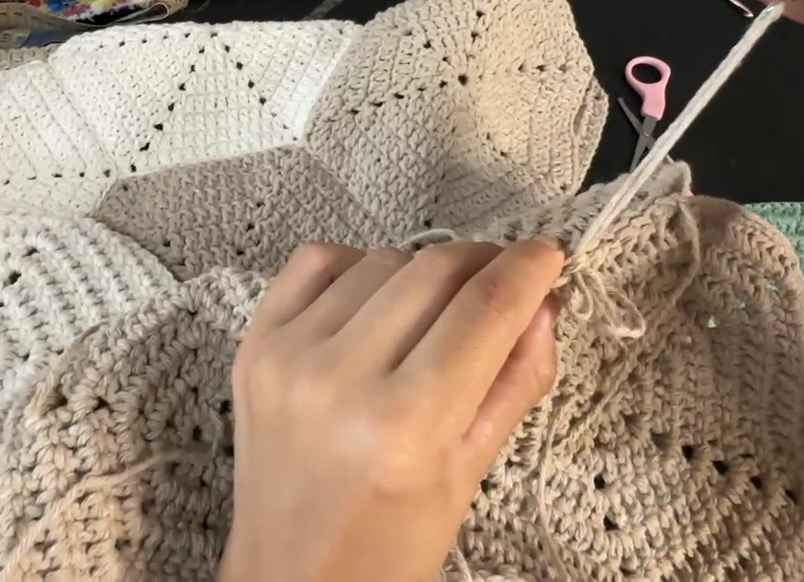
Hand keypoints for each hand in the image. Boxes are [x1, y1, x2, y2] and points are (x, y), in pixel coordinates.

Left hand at [221, 239, 562, 581]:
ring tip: (432, 311)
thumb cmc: (394, 542)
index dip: (528, 269)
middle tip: (502, 277)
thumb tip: (546, 300)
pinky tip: (374, 299)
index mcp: (406, 426)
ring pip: (383, 259)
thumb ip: (519, 378)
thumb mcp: (473, 471)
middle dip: (483, 262)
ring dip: (423, 271)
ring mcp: (288, 354)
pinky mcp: (254, 340)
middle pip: (435, 270)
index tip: (548, 254)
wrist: (291, 580)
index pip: (485, 310)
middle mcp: (341, 379)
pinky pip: (317, 260)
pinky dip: (358, 265)